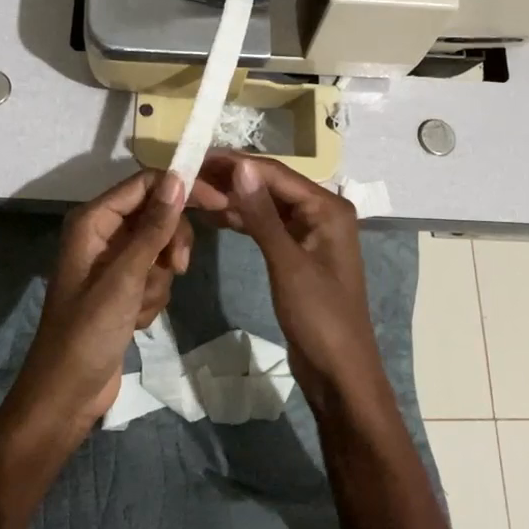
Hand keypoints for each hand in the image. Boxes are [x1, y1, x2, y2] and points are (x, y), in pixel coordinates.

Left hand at [10, 170, 193, 428]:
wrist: (66, 395)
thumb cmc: (88, 332)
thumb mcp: (124, 278)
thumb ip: (153, 228)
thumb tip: (179, 179)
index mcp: (93, 221)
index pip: (145, 184)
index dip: (181, 188)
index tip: (218, 201)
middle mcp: (102, 234)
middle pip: (157, 215)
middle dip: (170, 244)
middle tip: (177, 268)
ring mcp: (112, 263)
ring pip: (160, 249)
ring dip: (160, 279)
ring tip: (140, 307)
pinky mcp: (122, 288)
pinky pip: (155, 276)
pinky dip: (153, 296)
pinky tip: (136, 322)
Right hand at [190, 153, 385, 408]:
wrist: (339, 372)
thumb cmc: (319, 316)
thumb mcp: (287, 263)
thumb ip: (262, 214)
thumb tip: (241, 166)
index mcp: (327, 208)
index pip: (276, 173)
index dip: (237, 164)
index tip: (198, 156)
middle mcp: (322, 213)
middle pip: (272, 185)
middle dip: (233, 179)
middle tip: (189, 174)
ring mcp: (311, 234)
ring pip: (267, 205)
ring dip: (235, 199)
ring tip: (195, 191)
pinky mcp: (298, 253)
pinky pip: (268, 226)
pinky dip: (244, 220)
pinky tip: (215, 216)